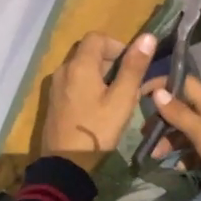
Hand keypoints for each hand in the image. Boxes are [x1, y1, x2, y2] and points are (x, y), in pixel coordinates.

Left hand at [41, 31, 156, 169]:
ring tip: (115, 96)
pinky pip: (72, 82)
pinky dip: (87, 85)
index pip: (97, 37)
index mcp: (79, 65)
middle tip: (126, 82)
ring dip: (99, 74)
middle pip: (87, 51)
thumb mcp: (121, 100)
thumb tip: (147, 37)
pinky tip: (98, 107)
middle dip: (109, 60)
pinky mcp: (53, 101)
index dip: (117, 45)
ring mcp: (55, 86)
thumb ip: (134, 67)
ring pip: (80, 68)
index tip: (131, 65)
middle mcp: (63, 69)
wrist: (65, 163)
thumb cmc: (97, 130)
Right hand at [146, 77, 200, 200]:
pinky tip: (175, 167)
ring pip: (184, 132)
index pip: (184, 83)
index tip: (140, 94)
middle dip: (161, 119)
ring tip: (154, 155)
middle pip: (180, 109)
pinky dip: (181, 157)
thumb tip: (158, 91)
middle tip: (144, 133)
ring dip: (168, 141)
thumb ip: (180, 114)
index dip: (163, 84)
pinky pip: (192, 152)